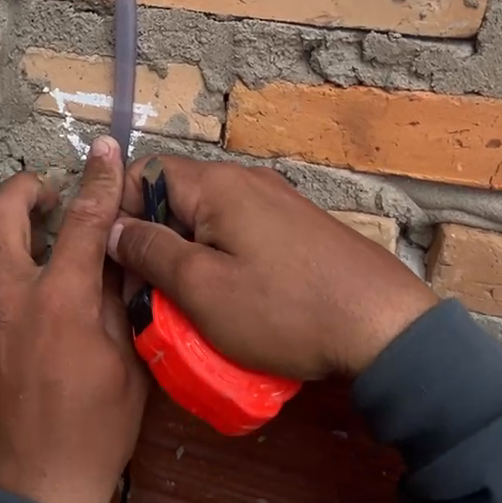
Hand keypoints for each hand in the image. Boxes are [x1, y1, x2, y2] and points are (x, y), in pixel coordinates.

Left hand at [0, 135, 147, 502]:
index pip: (84, 224)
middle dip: (25, 189)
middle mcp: (8, 299)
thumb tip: (113, 255)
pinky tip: (13, 292)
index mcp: (60, 304)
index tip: (106, 150)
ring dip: (2, 230)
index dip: (99, 181)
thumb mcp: (128, 364)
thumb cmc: (94, 432)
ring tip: (29, 242)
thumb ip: (116, 300)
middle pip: (0, 213)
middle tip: (48, 197)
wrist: (34, 488)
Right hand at [107, 156, 437, 379]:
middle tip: (148, 293)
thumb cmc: (284, 308)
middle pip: (173, 197)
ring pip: (205, 219)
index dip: (119, 210)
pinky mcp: (298, 228)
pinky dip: (220, 260)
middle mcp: (244, 180)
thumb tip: (111, 227)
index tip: (118, 259)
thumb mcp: (201, 287)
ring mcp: (276, 202)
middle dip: (152, 241)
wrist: (389, 331)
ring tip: (188, 304)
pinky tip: (233, 300)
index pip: (142, 171)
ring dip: (186, 256)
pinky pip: (238, 233)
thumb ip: (148, 251)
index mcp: (215, 184)